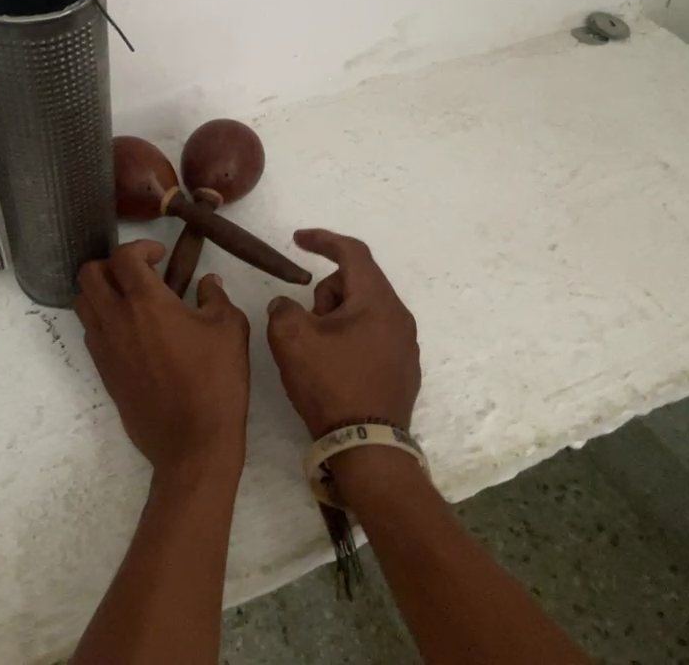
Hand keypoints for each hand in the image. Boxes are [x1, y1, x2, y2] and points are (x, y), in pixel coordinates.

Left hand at [75, 240, 251, 482]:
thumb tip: (207, 283)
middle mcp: (116, 319)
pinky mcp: (102, 370)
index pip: (123, 257)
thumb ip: (216, 298)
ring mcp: (104, 346)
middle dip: (111, 264)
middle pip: (89, 274)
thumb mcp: (230, 330)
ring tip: (131, 299)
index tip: (159, 254)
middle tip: (139, 273)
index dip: (140, 247)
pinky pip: (90, 331)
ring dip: (102, 290)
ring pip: (83, 302)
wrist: (192, 443)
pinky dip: (103, 318)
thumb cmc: (216, 382)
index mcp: (146, 303)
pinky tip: (132, 330)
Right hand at [267, 229, 420, 436]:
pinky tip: (334, 367)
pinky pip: (372, 336)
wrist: (367, 448)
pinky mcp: (403, 370)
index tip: (297, 240)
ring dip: (335, 318)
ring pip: (363, 311)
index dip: (322, 240)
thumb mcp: (291, 338)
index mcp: (377, 301)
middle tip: (305, 323)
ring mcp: (405, 346)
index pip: (352, 252)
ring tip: (317, 352)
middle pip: (355, 283)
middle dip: (324, 294)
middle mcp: (399, 318)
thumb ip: (283, 308)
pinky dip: (349, 339)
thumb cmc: (330, 384)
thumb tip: (288, 306)